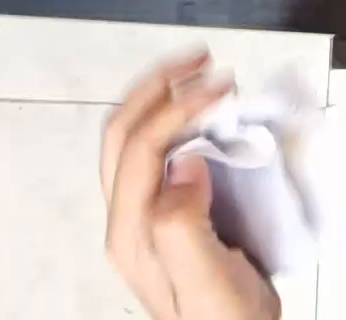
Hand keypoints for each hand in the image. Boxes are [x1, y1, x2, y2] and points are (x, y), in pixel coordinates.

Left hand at [100, 52, 280, 319]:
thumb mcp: (208, 286)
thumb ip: (184, 227)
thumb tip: (183, 161)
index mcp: (133, 231)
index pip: (140, 147)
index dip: (178, 106)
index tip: (224, 86)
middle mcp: (128, 215)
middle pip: (120, 131)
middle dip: (157, 84)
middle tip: (204, 58)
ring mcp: (143, 210)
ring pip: (132, 135)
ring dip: (164, 93)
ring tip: (205, 71)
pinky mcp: (165, 206)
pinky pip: (157, 146)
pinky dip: (178, 114)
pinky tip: (210, 107)